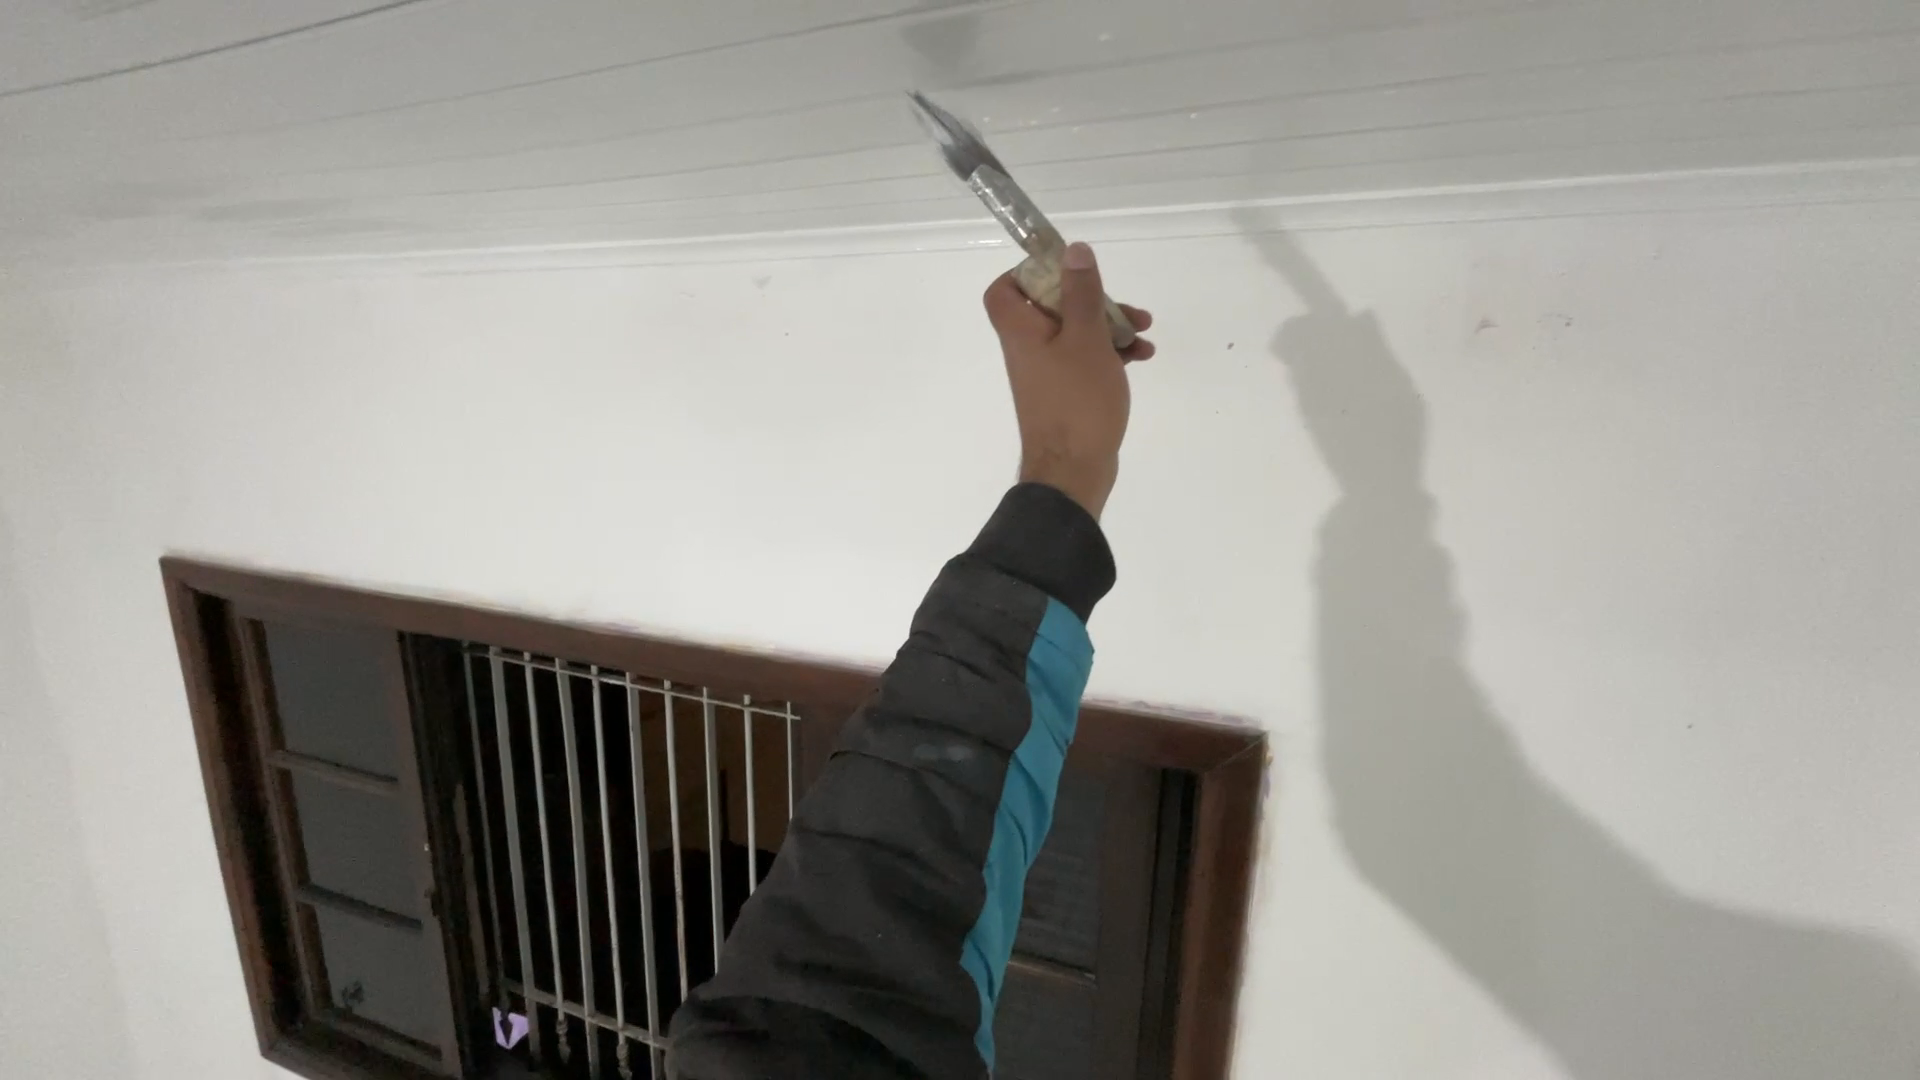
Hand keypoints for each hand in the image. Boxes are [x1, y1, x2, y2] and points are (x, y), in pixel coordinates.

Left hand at [983, 242, 1154, 519]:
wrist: (1073, 471)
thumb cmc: (1077, 401)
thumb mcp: (1086, 339)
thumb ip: (1081, 293)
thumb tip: (1073, 251)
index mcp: (1021, 332)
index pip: (1003, 290)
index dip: (1028, 272)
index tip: (1065, 269)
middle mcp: (1028, 350)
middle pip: (1052, 307)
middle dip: (1092, 299)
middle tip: (1126, 306)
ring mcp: (1048, 374)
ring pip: (1075, 334)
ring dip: (1110, 326)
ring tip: (1146, 331)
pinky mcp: (1067, 394)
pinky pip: (1086, 361)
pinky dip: (1110, 354)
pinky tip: (1143, 356)